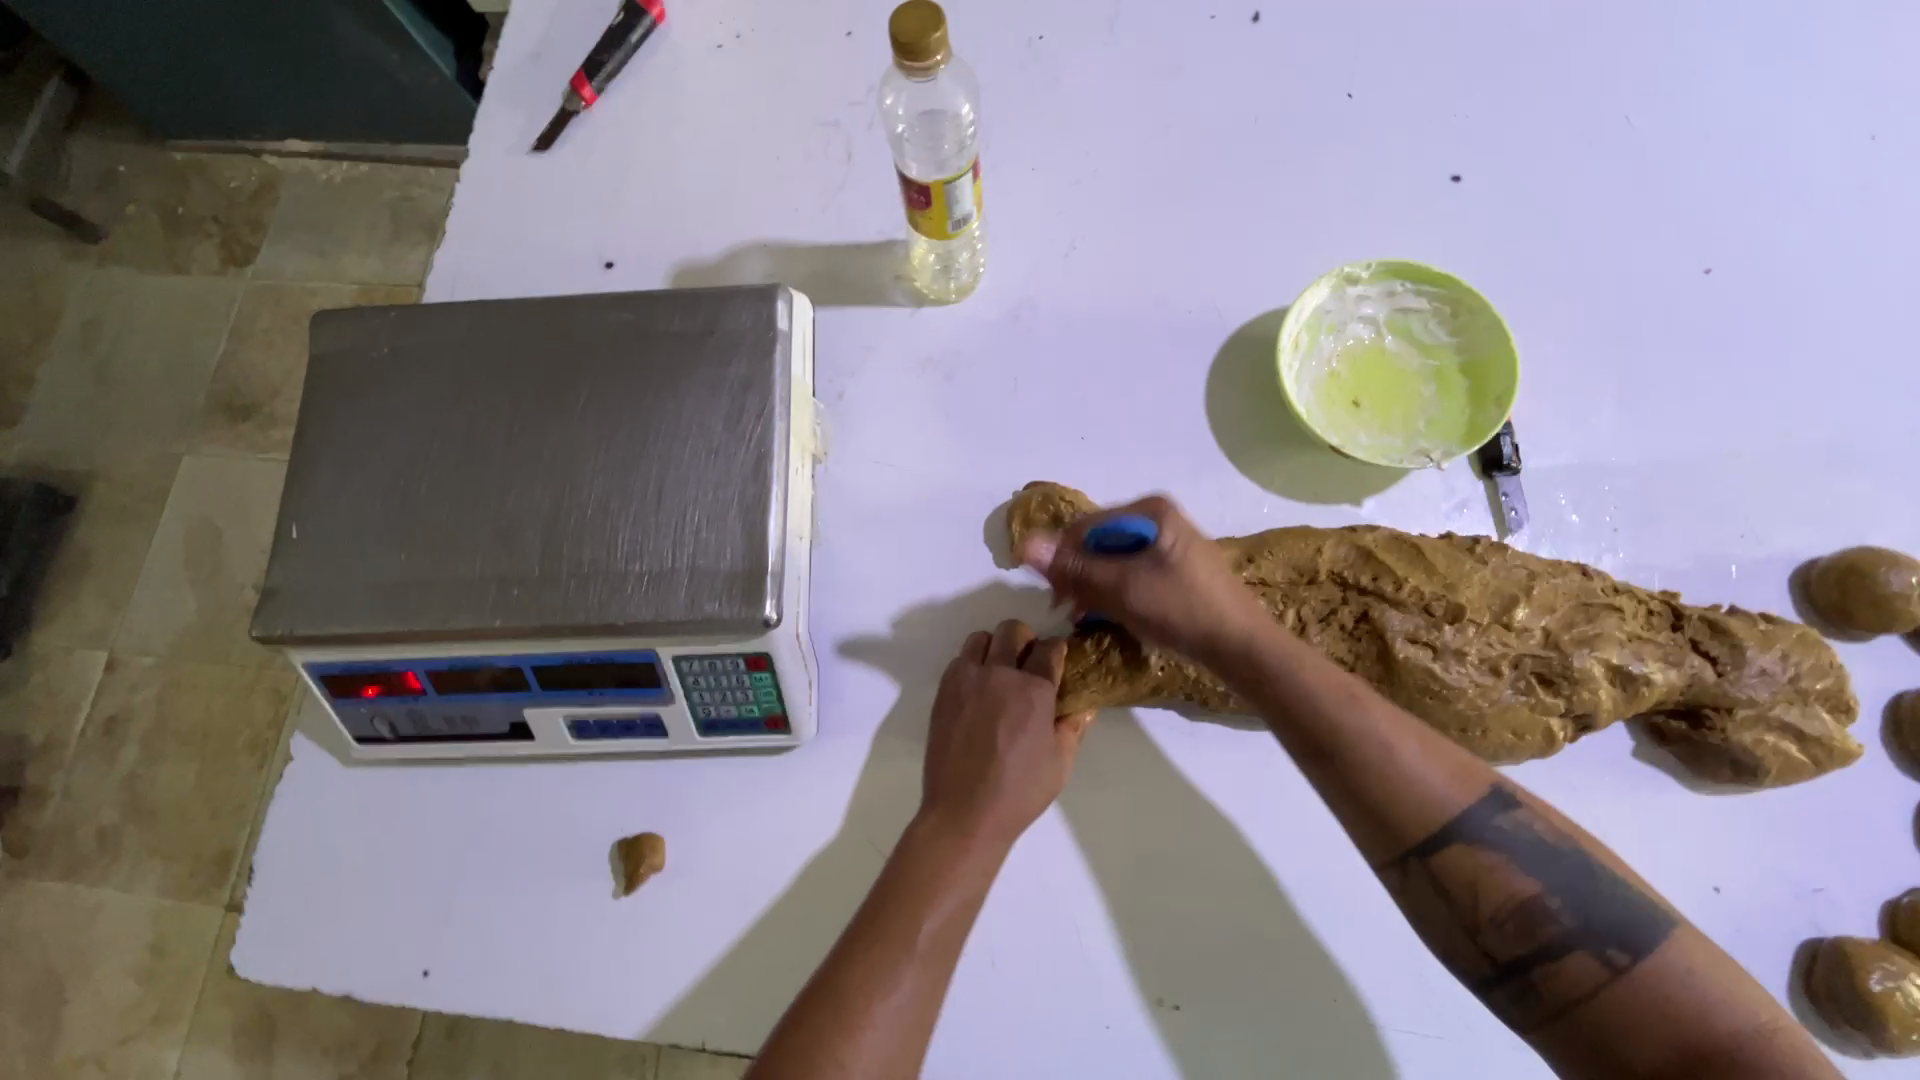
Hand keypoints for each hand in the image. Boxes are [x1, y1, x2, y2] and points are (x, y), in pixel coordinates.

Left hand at [919, 620, 1094, 849]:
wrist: (964, 812)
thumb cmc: (1020, 791)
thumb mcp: (1060, 762)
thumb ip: (1073, 726)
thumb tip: (1085, 705)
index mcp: (1034, 690)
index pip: (1050, 648)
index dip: (1057, 650)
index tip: (1057, 660)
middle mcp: (999, 675)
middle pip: (1012, 630)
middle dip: (1026, 639)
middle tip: (1028, 662)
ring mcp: (967, 680)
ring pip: (980, 639)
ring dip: (994, 648)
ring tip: (999, 672)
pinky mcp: (944, 692)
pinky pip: (959, 661)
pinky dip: (971, 665)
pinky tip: (978, 690)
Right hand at [1018, 495, 1264, 663]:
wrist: (1241, 647)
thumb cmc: (1182, 610)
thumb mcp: (1122, 588)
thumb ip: (1074, 567)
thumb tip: (1024, 544)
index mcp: (1149, 511)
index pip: (1085, 527)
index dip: (1062, 559)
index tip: (1054, 596)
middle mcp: (1158, 520)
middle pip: (1098, 543)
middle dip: (1078, 576)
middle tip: (1067, 610)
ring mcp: (1167, 545)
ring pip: (1112, 562)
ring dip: (1093, 588)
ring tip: (1085, 617)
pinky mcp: (1173, 570)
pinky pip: (1130, 575)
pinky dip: (1114, 594)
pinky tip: (1108, 616)